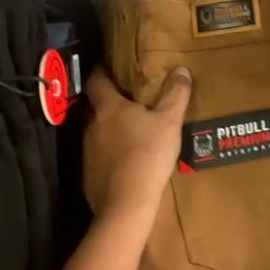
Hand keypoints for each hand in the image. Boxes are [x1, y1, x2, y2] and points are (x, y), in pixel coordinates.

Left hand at [83, 68, 190, 217]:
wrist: (127, 203)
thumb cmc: (148, 153)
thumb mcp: (170, 121)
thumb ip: (176, 94)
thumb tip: (181, 70)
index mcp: (109, 108)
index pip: (96, 81)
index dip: (102, 71)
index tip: (110, 66)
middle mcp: (92, 126)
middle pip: (95, 107)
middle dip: (108, 102)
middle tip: (128, 99)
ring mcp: (87, 151)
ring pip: (97, 132)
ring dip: (110, 129)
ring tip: (130, 132)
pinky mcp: (88, 175)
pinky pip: (98, 156)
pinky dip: (109, 154)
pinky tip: (125, 161)